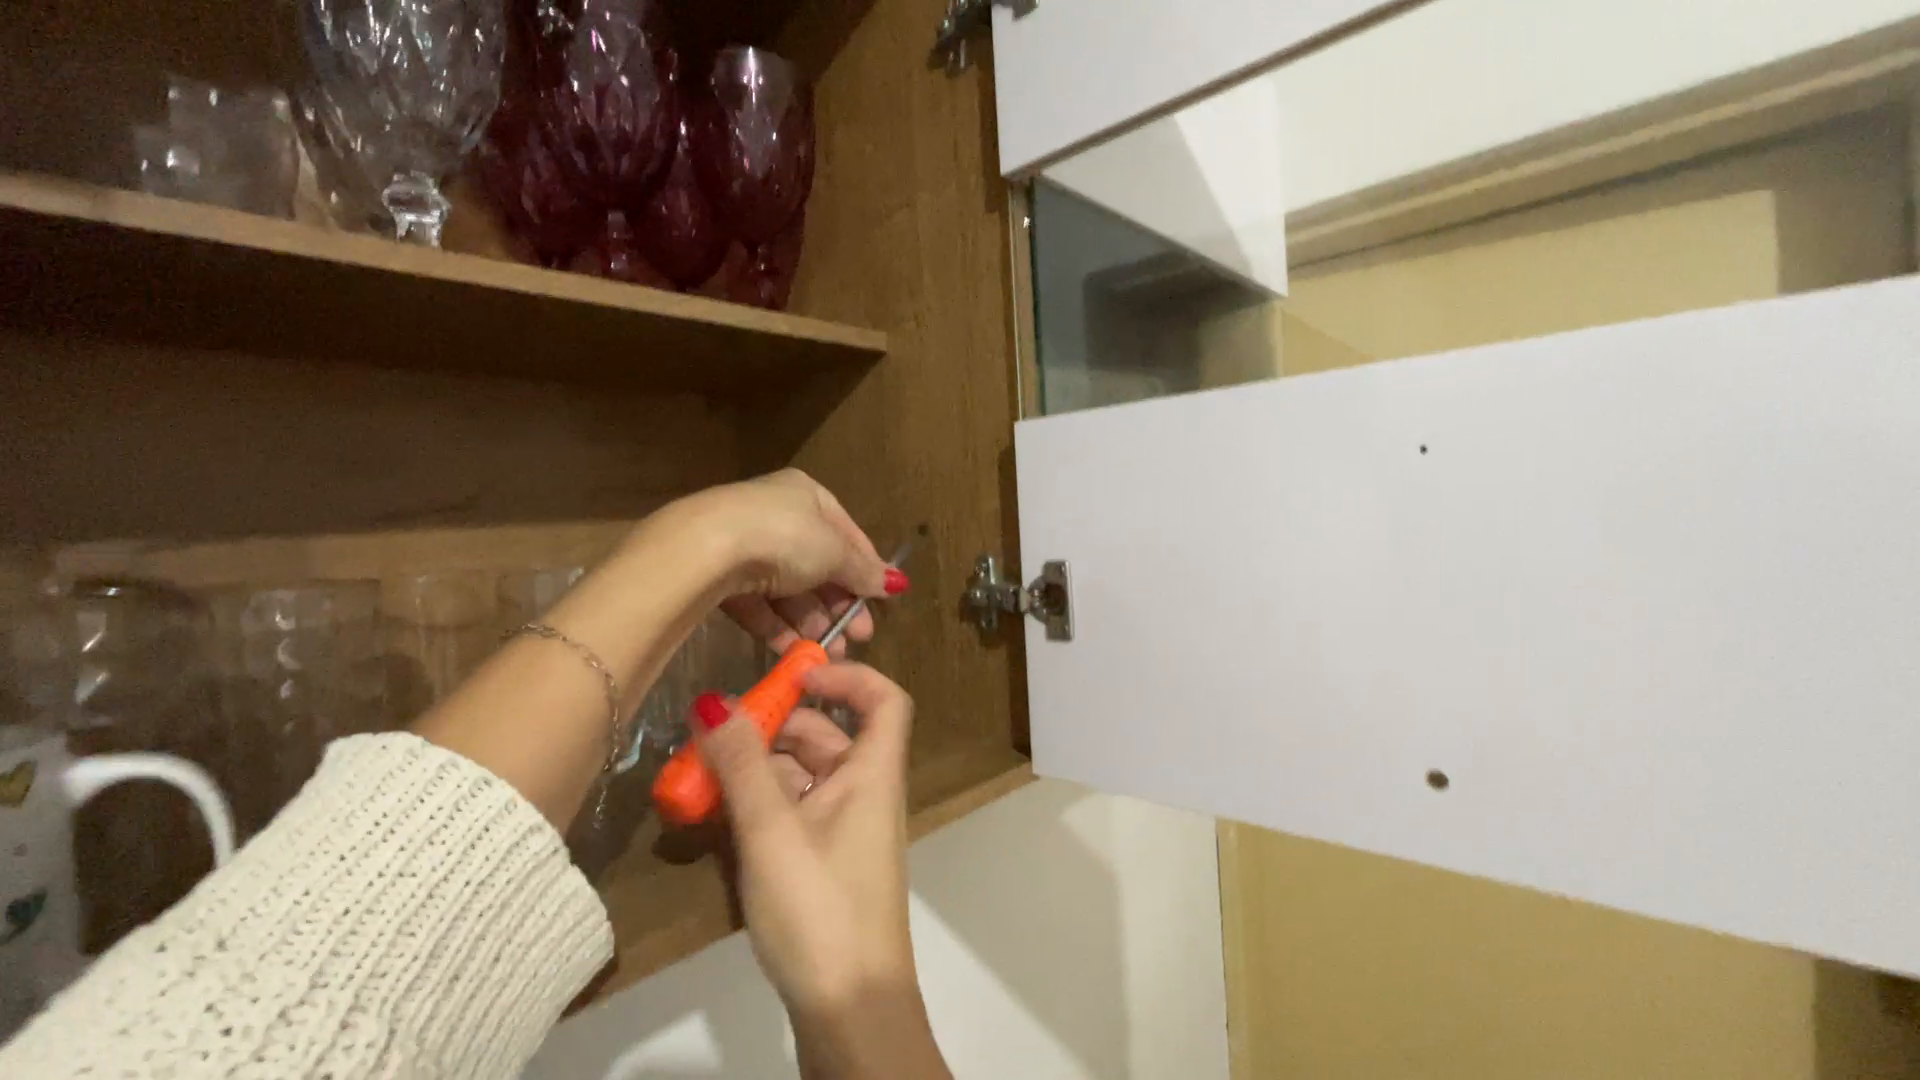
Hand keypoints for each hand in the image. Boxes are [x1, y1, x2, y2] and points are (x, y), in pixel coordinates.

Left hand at [669, 469, 904, 655]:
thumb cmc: (785, 537)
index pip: (847, 534)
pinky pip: (759, 606)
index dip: (867, 569)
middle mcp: (776, 517)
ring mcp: (746, 548)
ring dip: (813, 623)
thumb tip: (895, 583)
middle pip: (818, 566)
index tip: (884, 602)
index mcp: (807, 496)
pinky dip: (779, 629)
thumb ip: (864, 570)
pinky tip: (797, 653)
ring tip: (830, 654)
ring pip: (789, 591)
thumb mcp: (836, 551)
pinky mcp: (721, 579)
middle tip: (860, 638)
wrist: (706, 549)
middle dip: (840, 605)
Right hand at [698, 664, 951, 1079]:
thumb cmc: (820, 909)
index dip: (846, 676)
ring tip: (700, 774)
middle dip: (775, 727)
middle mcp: (866, 795)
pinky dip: (760, 805)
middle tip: (715, 732)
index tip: (791, 675)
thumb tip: (714, 701)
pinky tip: (715, 816)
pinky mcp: (825, 865)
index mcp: (873, 775)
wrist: (851, 1012)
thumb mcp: (772, 831)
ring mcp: (846, 832)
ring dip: (758, 769)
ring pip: (805, 777)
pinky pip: (795, 814)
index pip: (883, 699)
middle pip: (830, 736)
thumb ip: (741, 765)